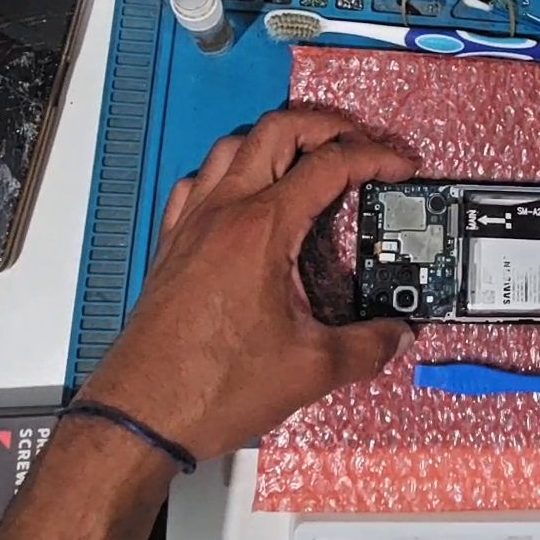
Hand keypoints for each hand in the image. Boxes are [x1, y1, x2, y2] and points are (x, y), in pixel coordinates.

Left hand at [77, 109, 417, 460]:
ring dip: (278, 140)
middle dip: (327, 125)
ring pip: (235, 144)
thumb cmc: (214, 386)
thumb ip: (367, 346)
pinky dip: (230, 170)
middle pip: (279, 128)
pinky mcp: (172, 240)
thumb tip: (400, 334)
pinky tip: (245, 193)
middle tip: (358, 144)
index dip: (374, 157)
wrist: (139, 415)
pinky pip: (198, 180)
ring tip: (308, 158)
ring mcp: (193, 220)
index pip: (329, 165)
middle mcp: (226, 210)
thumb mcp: (310, 370)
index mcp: (263, 229)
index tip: (399, 167)